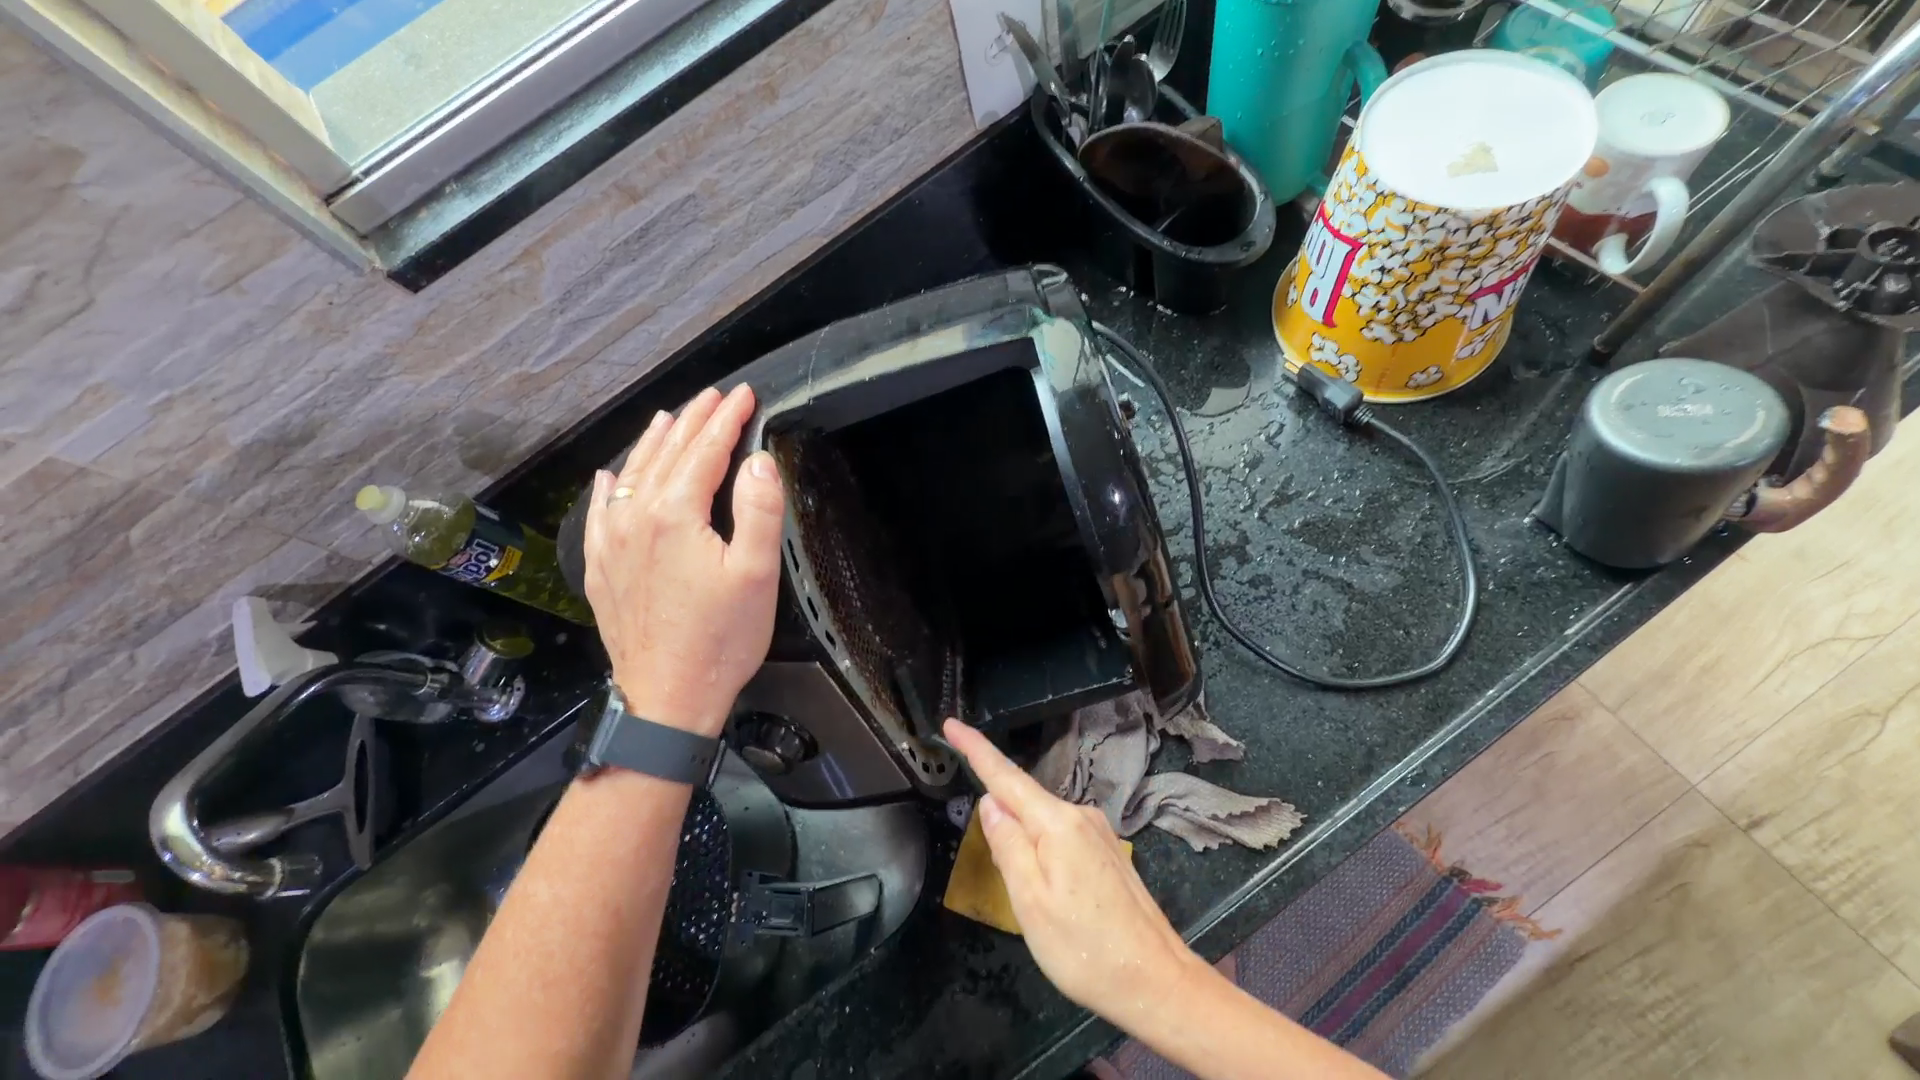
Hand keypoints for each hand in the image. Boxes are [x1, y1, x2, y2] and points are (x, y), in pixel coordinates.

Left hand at [582, 385, 785, 736]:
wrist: (667, 695)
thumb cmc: (720, 638)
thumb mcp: (756, 574)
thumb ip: (759, 509)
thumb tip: (758, 460)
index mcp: (676, 515)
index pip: (705, 451)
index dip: (727, 419)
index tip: (745, 394)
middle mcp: (636, 519)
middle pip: (667, 454)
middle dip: (694, 420)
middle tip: (715, 396)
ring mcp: (613, 543)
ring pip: (631, 475)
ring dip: (654, 442)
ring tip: (669, 418)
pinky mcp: (602, 567)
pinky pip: (601, 511)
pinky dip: (611, 485)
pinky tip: (612, 476)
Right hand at [943, 718, 1204, 1023]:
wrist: (1156, 982)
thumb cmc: (1085, 949)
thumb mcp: (1029, 901)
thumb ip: (1007, 845)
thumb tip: (990, 803)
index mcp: (1058, 824)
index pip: (1006, 777)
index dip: (975, 749)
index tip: (951, 724)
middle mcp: (1081, 817)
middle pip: (1025, 804)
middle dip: (1002, 826)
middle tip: (1006, 885)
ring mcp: (1100, 834)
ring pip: (1043, 826)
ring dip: (1026, 850)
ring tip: (1036, 906)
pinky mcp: (1109, 853)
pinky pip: (1062, 841)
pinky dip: (1045, 858)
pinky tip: (1056, 899)